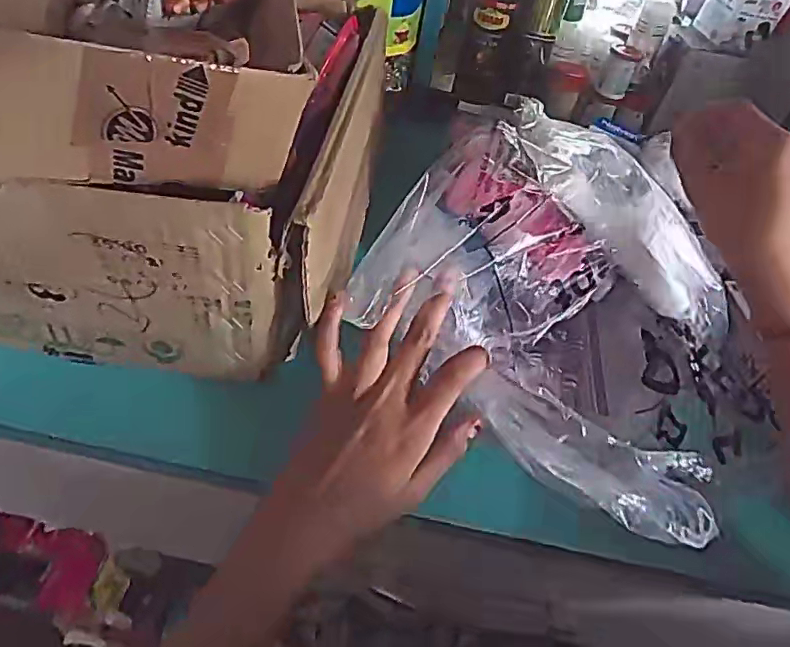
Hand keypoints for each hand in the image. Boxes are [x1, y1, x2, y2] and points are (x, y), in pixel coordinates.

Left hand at [249, 274, 489, 574]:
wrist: (305, 517)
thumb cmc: (366, 508)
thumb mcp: (416, 490)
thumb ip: (447, 451)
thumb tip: (476, 419)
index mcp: (412, 425)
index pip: (450, 381)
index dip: (471, 361)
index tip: (483, 352)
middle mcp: (386, 397)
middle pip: (416, 344)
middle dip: (436, 308)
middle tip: (450, 279)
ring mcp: (353, 388)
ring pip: (378, 335)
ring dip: (395, 301)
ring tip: (408, 273)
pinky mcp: (328, 388)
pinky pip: (328, 348)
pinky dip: (332, 320)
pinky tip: (341, 296)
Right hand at [672, 100, 789, 337]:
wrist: (778, 276)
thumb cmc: (740, 230)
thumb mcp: (702, 185)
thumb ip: (689, 148)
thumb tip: (685, 129)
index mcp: (775, 142)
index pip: (735, 111)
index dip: (705, 115)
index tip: (686, 126)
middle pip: (752, 127)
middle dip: (720, 133)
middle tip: (694, 146)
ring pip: (766, 147)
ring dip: (738, 151)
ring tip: (712, 169)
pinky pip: (779, 165)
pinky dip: (756, 167)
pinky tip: (737, 187)